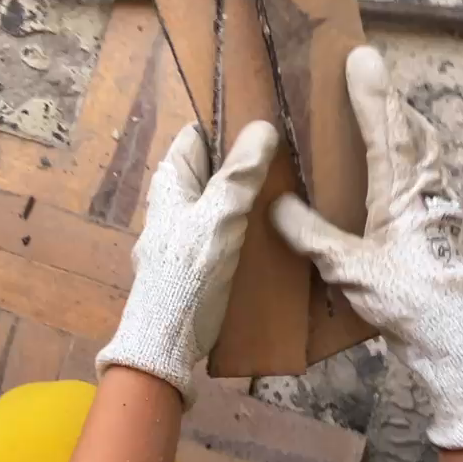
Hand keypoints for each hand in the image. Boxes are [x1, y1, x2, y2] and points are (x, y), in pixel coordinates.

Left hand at [95, 120, 278, 405]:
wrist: (168, 342)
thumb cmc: (189, 273)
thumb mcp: (220, 217)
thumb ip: (240, 173)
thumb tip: (261, 126)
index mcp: (170, 182)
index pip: (197, 136)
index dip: (227, 125)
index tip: (267, 119)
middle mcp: (172, 202)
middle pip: (211, 168)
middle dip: (244, 161)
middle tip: (291, 155)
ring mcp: (183, 233)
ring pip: (219, 201)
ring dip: (249, 195)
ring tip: (293, 187)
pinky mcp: (196, 261)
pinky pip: (223, 230)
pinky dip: (246, 224)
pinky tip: (276, 229)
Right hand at [270, 46, 462, 448]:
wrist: (454, 339)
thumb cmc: (406, 300)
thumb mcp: (349, 268)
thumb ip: (312, 235)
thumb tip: (277, 206)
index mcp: (402, 192)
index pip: (386, 130)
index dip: (371, 93)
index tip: (360, 57)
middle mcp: (426, 189)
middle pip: (414, 129)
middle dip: (391, 99)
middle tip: (371, 71)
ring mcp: (439, 204)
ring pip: (426, 148)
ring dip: (405, 121)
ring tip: (386, 109)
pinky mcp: (442, 223)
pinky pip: (429, 170)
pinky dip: (414, 150)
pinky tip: (400, 166)